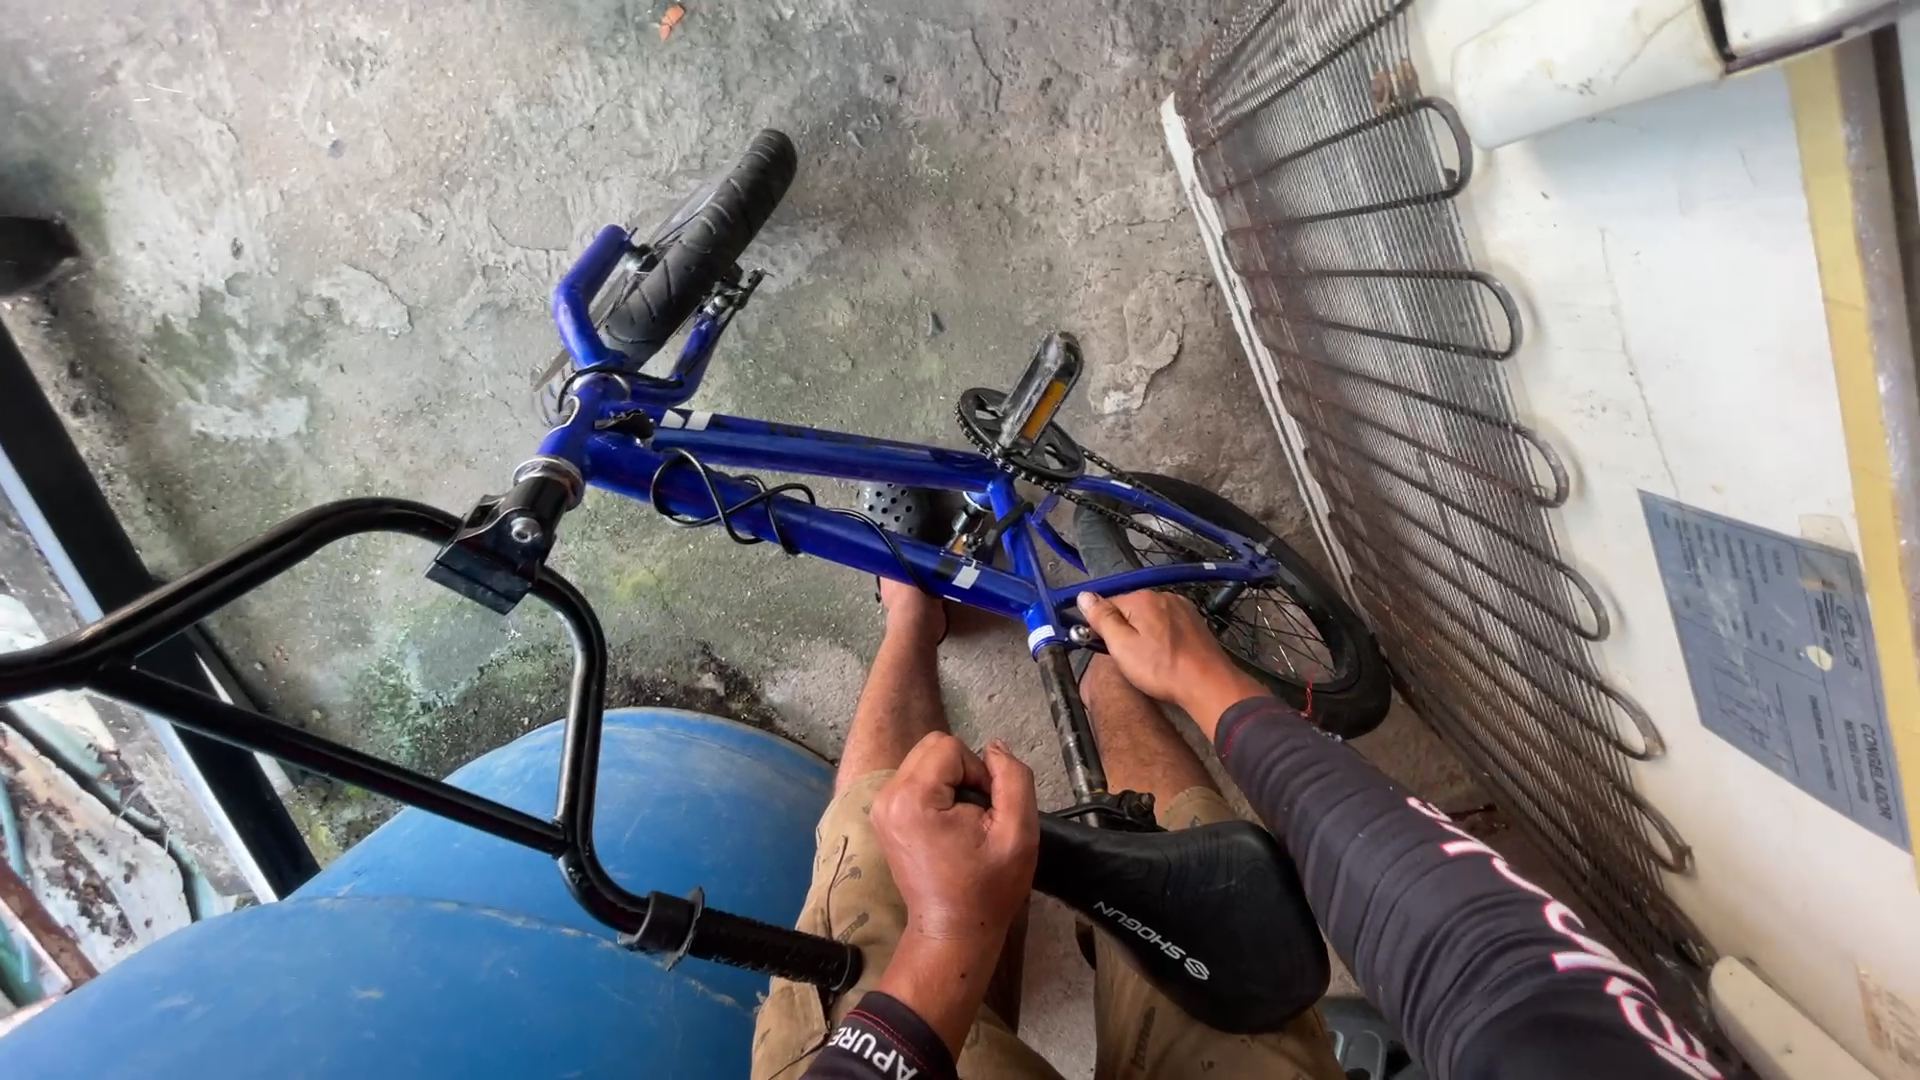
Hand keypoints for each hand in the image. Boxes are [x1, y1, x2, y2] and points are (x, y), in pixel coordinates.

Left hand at [871, 733, 1037, 945]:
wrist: (952, 932)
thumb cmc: (987, 888)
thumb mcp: (1019, 832)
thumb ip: (1013, 778)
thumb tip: (995, 747)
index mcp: (913, 798)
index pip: (951, 747)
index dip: (979, 772)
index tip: (986, 811)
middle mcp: (888, 796)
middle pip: (934, 746)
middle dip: (963, 770)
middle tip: (976, 813)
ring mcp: (881, 806)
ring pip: (925, 759)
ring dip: (951, 779)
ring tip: (963, 820)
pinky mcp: (884, 814)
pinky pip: (916, 777)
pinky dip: (937, 789)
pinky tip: (948, 823)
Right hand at [1076, 589, 1268, 736]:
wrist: (1208, 685)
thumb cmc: (1164, 669)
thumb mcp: (1121, 646)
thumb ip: (1101, 618)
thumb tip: (1084, 596)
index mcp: (1142, 599)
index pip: (1107, 604)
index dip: (1101, 626)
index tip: (1104, 646)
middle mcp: (1163, 596)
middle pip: (1129, 609)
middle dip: (1123, 630)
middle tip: (1127, 658)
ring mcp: (1182, 608)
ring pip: (1149, 617)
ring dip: (1143, 634)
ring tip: (1148, 660)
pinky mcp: (1194, 622)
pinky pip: (1167, 624)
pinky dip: (1161, 638)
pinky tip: (1164, 657)